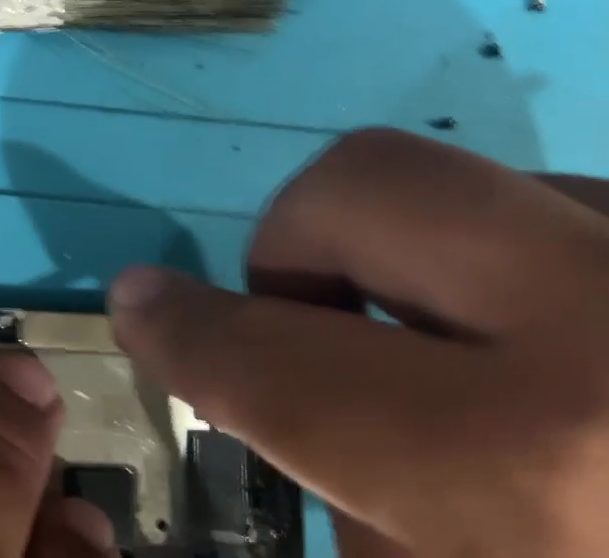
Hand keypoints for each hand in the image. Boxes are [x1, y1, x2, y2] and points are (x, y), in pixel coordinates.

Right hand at [109, 127, 608, 556]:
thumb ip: (368, 525)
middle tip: (324, 325)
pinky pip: (590, 207)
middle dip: (302, 240)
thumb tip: (282, 429)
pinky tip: (587, 356)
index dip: (189, 332)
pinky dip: (550, 266)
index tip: (144, 310)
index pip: (281, 365)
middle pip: (367, 188)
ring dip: (440, 262)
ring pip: (491, 184)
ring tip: (488, 361)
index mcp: (544, 468)